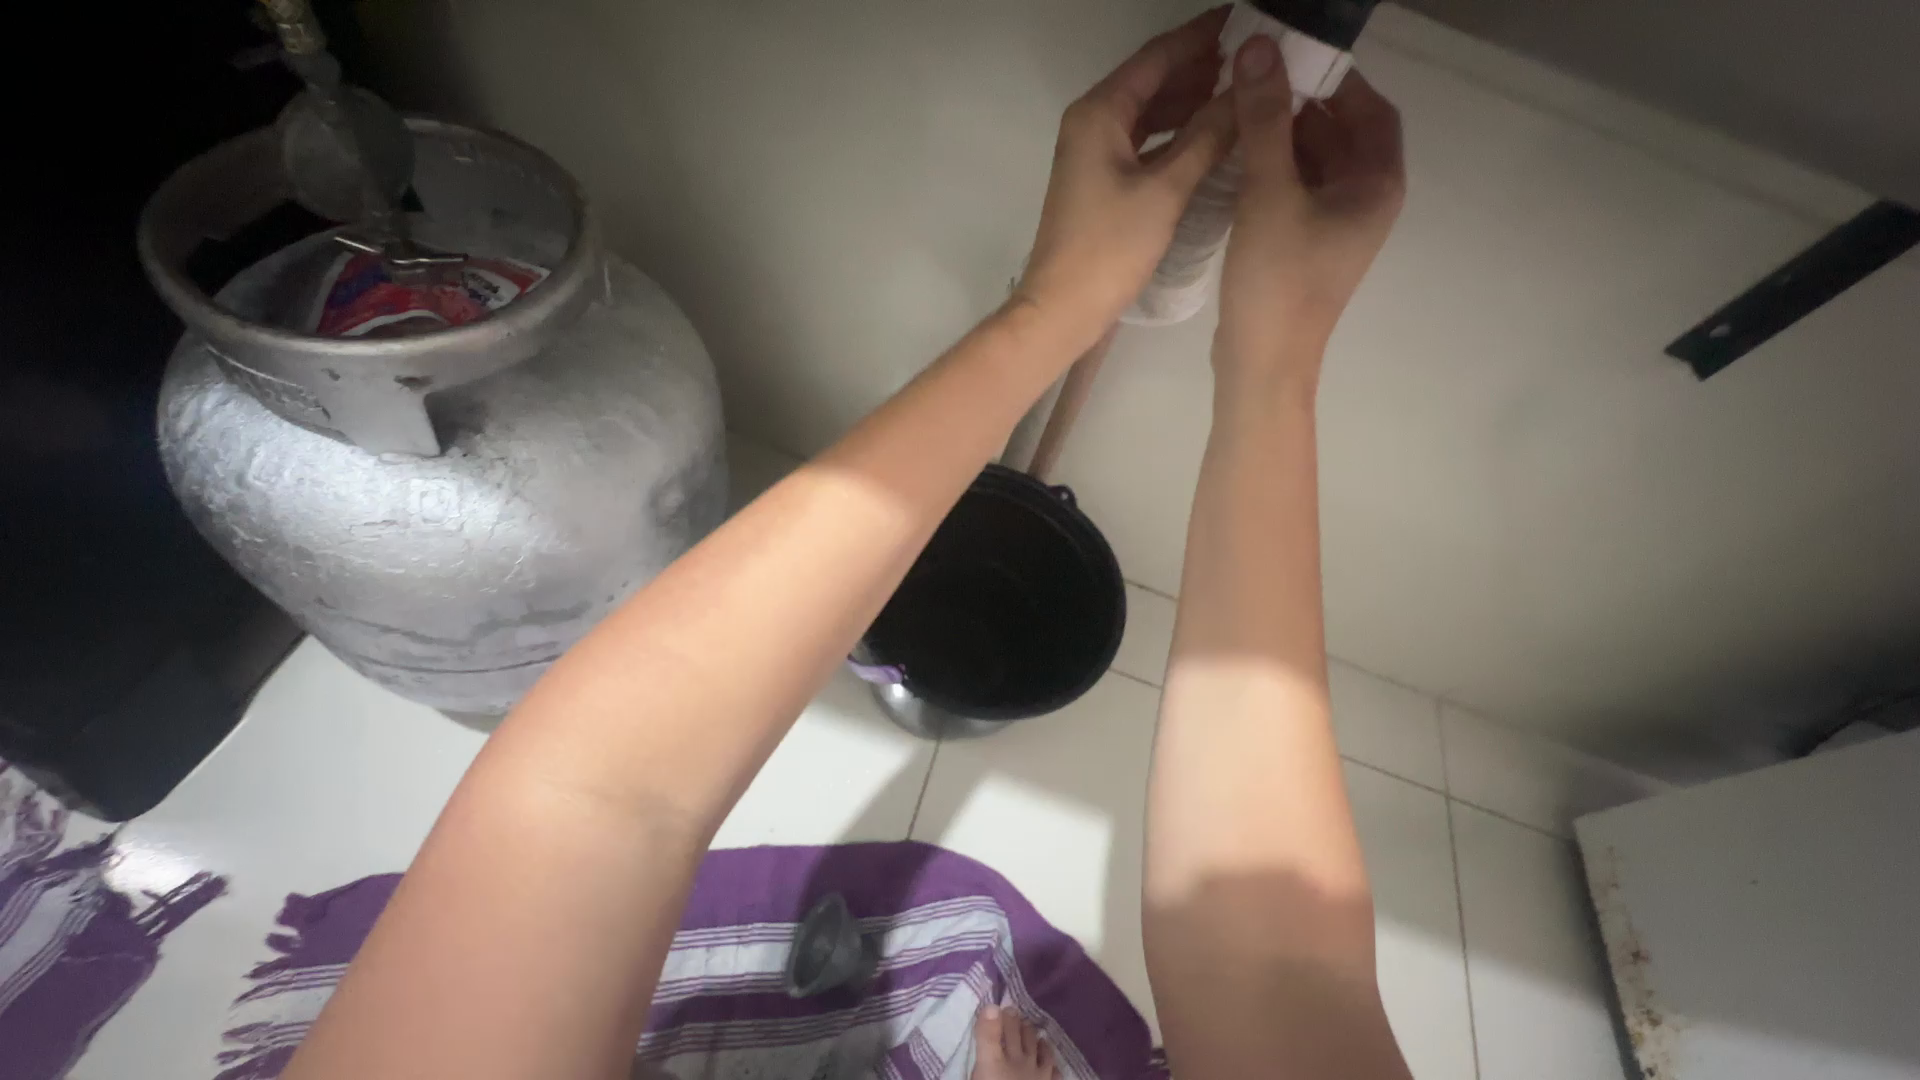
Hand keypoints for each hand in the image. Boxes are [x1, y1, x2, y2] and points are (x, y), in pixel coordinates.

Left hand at [1015, 7, 1239, 344]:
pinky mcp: (1100, 185)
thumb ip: (1207, 136)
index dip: (1205, 36)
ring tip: (1243, 94)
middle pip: (1152, 81)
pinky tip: (1211, 140)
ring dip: (1191, 103)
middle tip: (1257, 61)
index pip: (1158, 56)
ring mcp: (1094, 156)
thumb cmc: (1108, 250)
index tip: (1250, 24)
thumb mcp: (1165, 190)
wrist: (1062, 310)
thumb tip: (1246, 90)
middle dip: (1202, 68)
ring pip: (1149, 115)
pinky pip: (1144, 145)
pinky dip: (1176, 138)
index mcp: (1100, 113)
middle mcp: (1092, 124)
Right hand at [1216, 34, 1404, 390]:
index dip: (1333, 80)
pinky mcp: (1301, 248)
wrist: (1261, 363)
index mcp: (1376, 184)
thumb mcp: (1269, 194)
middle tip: (1249, 88)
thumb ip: (1264, 122)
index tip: (1286, 62)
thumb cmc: (1277, 281)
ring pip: (1311, 166)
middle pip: (1339, 136)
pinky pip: (1292, 193)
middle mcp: (1363, 202)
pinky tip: (1233, 166)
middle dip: (1299, 109)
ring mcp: (1332, 229)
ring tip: (1234, 122)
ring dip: (1279, 141)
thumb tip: (1260, 49)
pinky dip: (1269, 173)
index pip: (1369, 108)